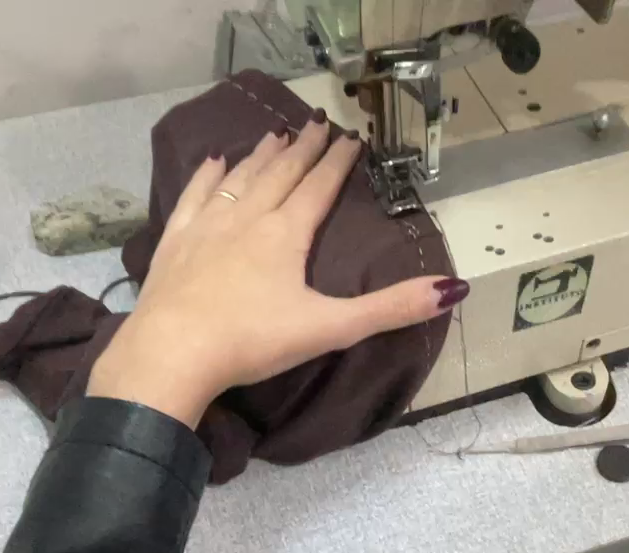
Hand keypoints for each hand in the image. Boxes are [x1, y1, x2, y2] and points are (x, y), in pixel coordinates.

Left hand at [86, 116, 466, 425]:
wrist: (176, 351)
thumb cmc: (255, 340)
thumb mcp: (332, 328)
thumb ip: (390, 309)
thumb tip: (453, 289)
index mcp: (287, 235)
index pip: (319, 189)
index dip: (338, 163)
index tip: (351, 138)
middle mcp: (249, 218)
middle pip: (282, 175)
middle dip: (303, 150)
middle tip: (317, 125)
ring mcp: (208, 226)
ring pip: (240, 179)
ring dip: (261, 157)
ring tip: (275, 136)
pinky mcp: (176, 242)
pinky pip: (195, 196)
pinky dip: (207, 176)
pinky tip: (213, 163)